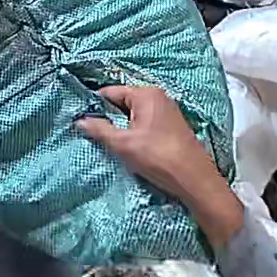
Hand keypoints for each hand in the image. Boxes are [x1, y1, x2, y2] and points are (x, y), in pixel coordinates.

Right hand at [76, 85, 243, 245]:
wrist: (197, 183)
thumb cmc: (159, 157)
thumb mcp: (123, 144)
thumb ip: (98, 129)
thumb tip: (79, 120)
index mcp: (146, 94)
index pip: (109, 93)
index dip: (96, 107)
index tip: (86, 122)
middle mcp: (158, 97)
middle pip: (122, 102)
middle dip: (110, 117)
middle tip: (99, 134)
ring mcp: (167, 111)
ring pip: (133, 114)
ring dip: (123, 127)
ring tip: (115, 143)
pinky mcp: (172, 126)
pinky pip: (145, 122)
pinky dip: (135, 132)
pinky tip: (132, 147)